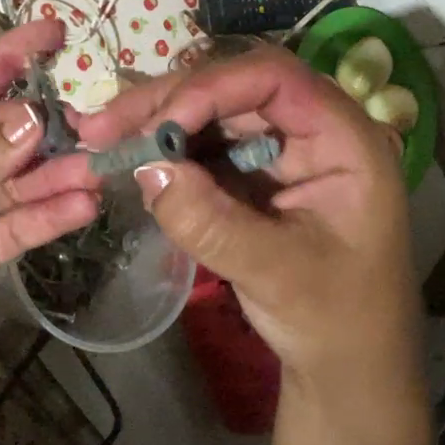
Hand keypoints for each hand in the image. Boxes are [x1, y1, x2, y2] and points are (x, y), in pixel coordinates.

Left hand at [0, 18, 99, 396]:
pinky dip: (49, 217)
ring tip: (98, 167)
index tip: (53, 35)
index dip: (4, 58)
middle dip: (41, 127)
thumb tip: (32, 120)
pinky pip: (17, 228)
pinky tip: (82, 206)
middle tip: (92, 122)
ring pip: (15, 183)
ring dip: (55, 174)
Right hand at [79, 45, 417, 376]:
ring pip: (208, 112)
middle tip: (102, 126)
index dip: (211, 89)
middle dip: (165, 102)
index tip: (158, 127)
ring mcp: (275, 151)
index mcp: (342, 140)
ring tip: (100, 139)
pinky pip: (200, 146)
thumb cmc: (335, 318)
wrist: (344, 364)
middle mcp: (307, 131)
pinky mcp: (248, 174)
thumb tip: (147, 170)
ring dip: (153, 123)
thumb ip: (212, 222)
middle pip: (231, 87)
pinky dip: (161, 151)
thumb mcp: (277, 273)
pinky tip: (125, 160)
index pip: (272, 80)